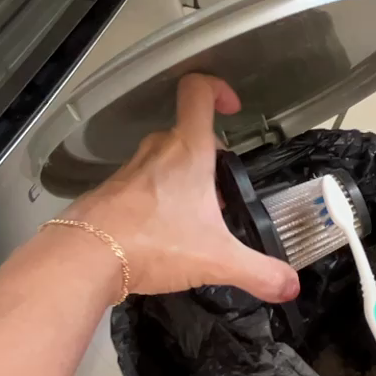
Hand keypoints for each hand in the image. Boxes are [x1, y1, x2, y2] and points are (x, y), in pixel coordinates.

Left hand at [64, 74, 299, 303]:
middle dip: (209, 160)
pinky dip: (155, 202)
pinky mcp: (109, 193)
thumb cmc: (154, 243)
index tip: (232, 107)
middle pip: (188, 135)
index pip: (198, 92)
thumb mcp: (217, 260)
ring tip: (193, 223)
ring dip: (182, 182)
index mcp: (188, 150)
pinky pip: (140, 187)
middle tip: (222, 195)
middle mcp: (158, 151)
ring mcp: (130, 170)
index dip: (217, 89)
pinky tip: (160, 238)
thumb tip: (291, 286)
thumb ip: (259, 272)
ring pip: (163, 162)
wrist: (84, 259)